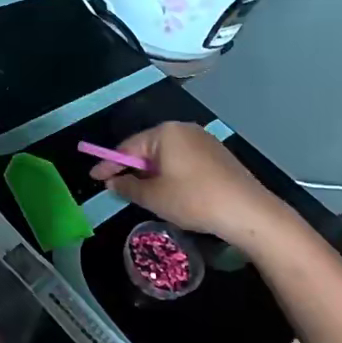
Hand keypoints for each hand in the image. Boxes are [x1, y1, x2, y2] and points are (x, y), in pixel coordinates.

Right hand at [89, 122, 296, 246]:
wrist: (248, 212)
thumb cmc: (194, 200)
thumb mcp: (153, 197)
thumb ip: (127, 187)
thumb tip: (112, 182)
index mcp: (165, 133)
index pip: (127, 148)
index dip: (108, 164)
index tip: (93, 178)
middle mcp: (183, 130)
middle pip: (147, 149)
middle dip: (131, 169)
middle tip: (115, 187)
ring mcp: (203, 140)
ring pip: (165, 156)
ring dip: (151, 174)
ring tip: (141, 193)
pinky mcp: (217, 155)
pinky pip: (183, 161)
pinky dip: (170, 174)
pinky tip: (169, 192)